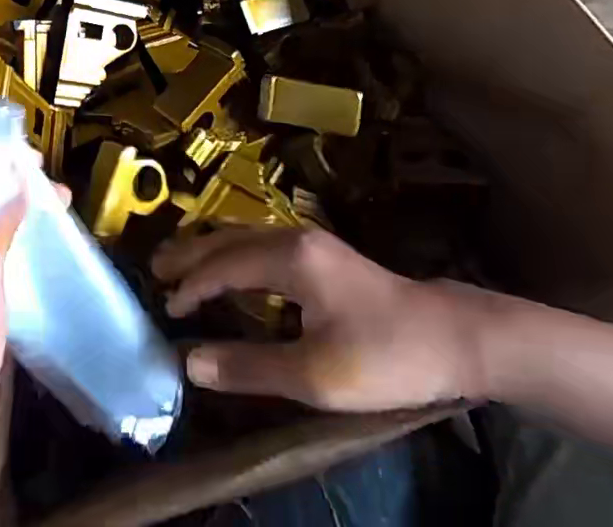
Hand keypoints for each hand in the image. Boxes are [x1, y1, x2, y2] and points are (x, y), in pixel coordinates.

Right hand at [152, 227, 490, 413]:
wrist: (458, 338)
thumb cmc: (386, 356)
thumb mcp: (316, 376)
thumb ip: (250, 367)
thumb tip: (189, 362)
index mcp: (288, 258)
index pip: (222, 266)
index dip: (191, 287)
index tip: (167, 308)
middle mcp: (292, 237)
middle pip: (227, 239)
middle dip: (189, 253)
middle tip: (155, 266)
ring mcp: (309, 241)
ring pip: (243, 236)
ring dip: (209, 249)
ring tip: (180, 262)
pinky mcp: (321, 252)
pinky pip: (260, 243)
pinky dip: (232, 253)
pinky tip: (230, 267)